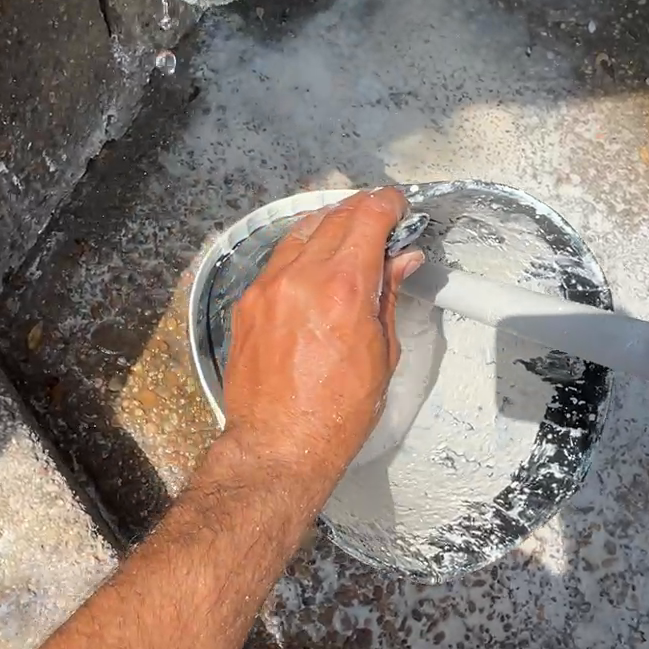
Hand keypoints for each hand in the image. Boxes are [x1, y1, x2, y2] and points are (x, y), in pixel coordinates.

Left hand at [219, 189, 423, 502]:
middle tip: (379, 218)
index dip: (387, 204)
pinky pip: (277, 260)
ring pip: (300, 231)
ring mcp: (267, 288)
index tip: (396, 205)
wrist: (279, 444)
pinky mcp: (247, 303)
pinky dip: (300, 252)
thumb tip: (400, 262)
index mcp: (342, 290)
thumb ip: (387, 296)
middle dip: (361, 211)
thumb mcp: (382, 354)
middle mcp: (300, 279)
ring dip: (328, 225)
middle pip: (334, 217)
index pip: (367, 218)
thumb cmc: (335, 413)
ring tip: (347, 236)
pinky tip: (313, 264)